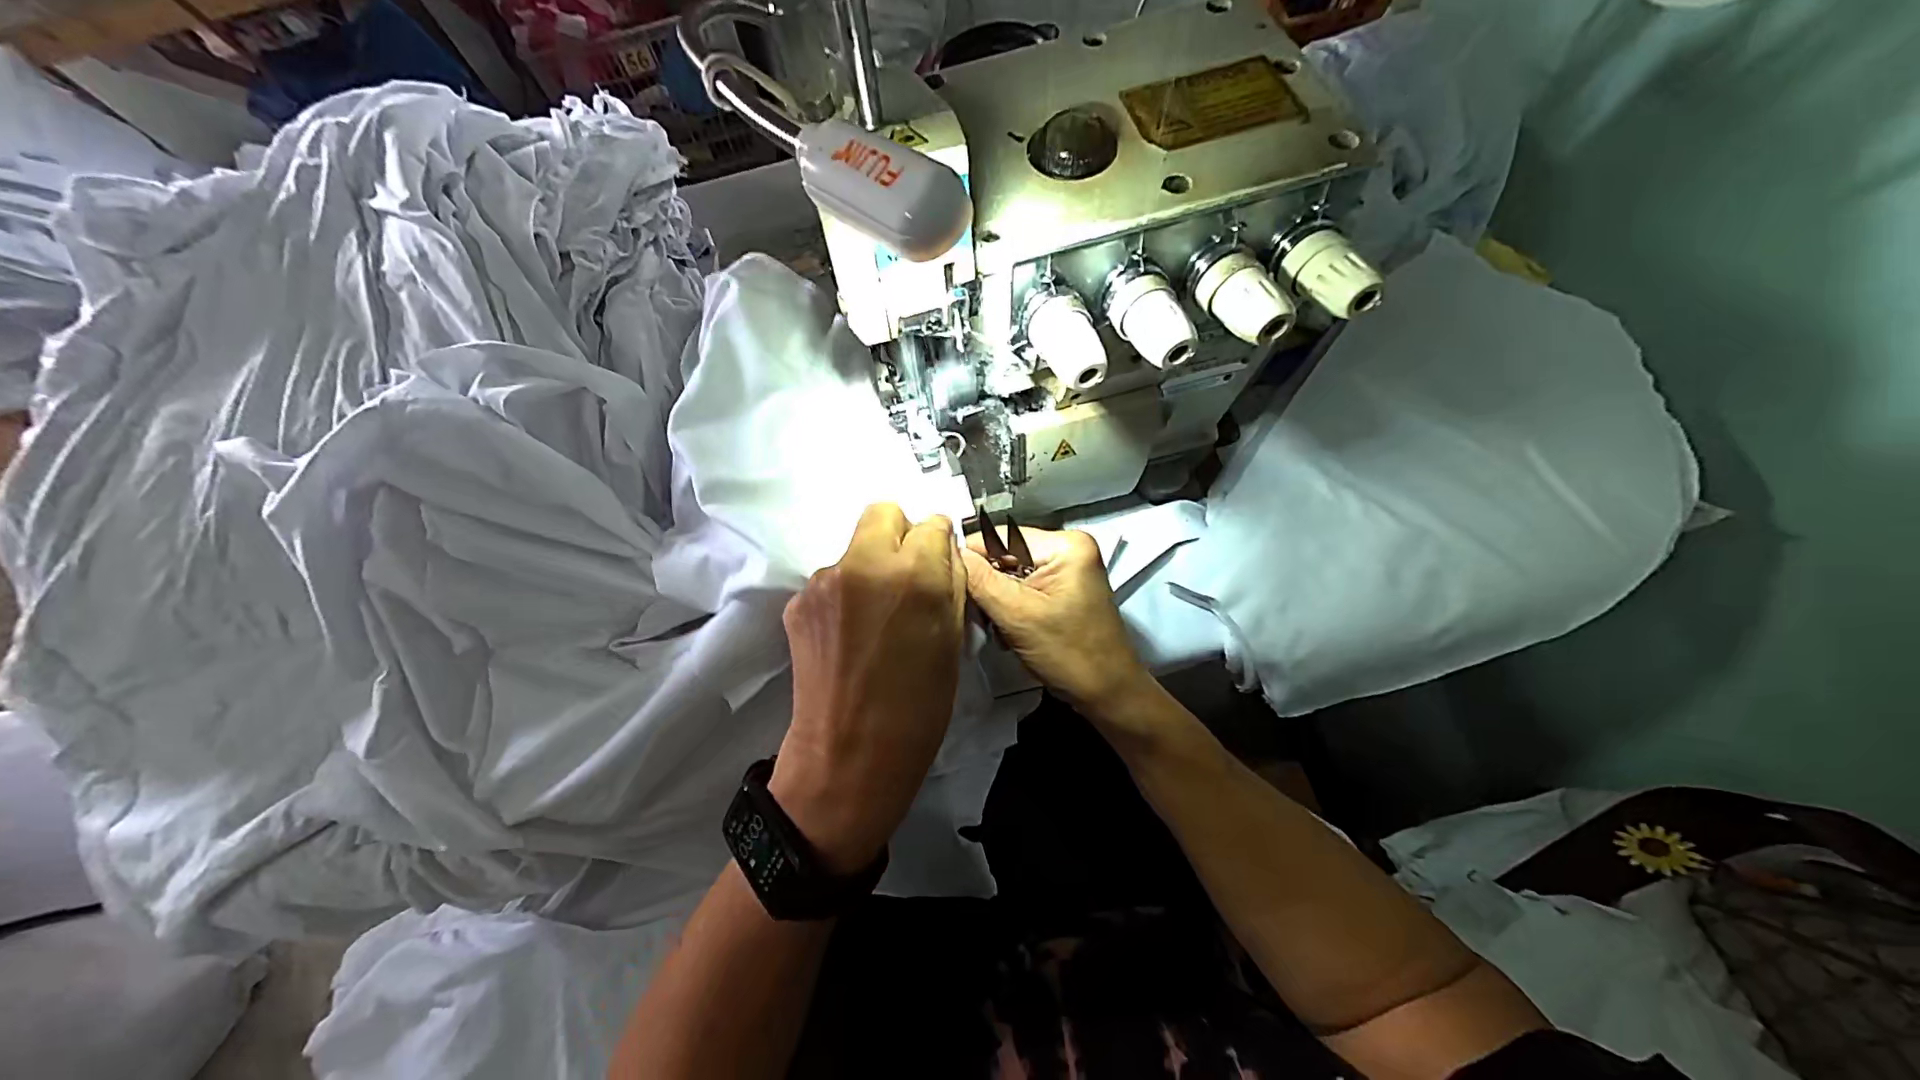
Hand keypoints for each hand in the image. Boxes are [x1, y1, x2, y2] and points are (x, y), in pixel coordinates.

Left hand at [770, 503, 966, 873]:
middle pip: (882, 514)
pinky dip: (844, 596)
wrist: (850, 753)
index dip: (937, 544)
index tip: (936, 566)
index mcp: (915, 573)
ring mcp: (824, 581)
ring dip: (869, 570)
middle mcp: (865, 563)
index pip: (931, 524)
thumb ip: (950, 584)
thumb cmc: (920, 706)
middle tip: (906, 578)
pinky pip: (832, 582)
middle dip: (900, 535)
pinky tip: (849, 637)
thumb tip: (941, 553)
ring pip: (854, 550)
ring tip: (875, 621)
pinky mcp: (798, 602)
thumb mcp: (954, 641)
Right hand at [960, 528, 1154, 716]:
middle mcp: (1068, 549)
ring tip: (996, 624)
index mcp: (1065, 545)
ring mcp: (1067, 570)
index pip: (1000, 536)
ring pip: (1010, 573)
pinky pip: (1023, 587)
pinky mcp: (1063, 590)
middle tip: (977, 611)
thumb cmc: (1071, 656)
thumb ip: (980, 580)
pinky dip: (1009, 606)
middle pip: (1005, 554)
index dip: (971, 556)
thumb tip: (951, 551)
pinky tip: (1008, 628)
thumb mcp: (1017, 616)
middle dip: (986, 582)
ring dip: (996, 597)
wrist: (1108, 694)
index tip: (949, 580)